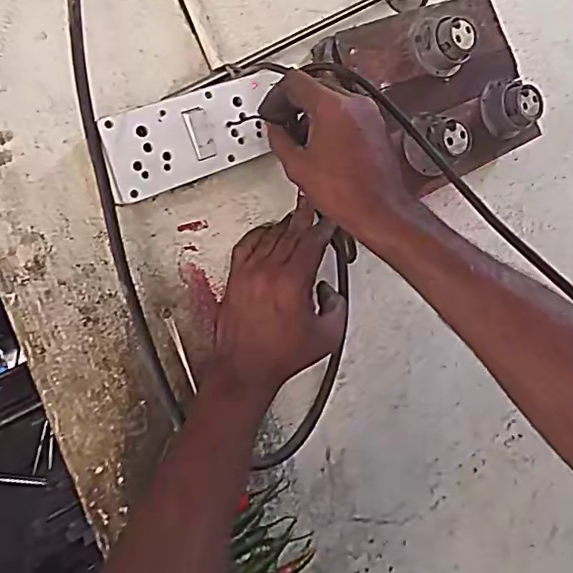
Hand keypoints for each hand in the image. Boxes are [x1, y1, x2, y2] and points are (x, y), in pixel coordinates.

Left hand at [212, 197, 349, 398]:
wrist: (245, 368)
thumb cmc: (279, 356)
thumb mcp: (327, 335)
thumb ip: (337, 306)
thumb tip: (330, 292)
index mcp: (293, 282)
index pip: (312, 242)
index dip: (324, 229)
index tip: (330, 223)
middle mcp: (269, 272)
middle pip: (291, 233)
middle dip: (306, 217)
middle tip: (313, 204)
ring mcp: (249, 273)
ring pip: (270, 236)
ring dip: (286, 224)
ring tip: (296, 216)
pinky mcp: (235, 278)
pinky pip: (247, 245)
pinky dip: (259, 234)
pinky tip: (267, 232)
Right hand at [266, 71, 422, 243]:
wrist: (379, 210)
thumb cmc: (348, 194)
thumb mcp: (298, 166)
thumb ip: (280, 139)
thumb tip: (275, 129)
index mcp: (332, 107)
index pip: (296, 81)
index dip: (277, 94)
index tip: (273, 109)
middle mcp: (355, 104)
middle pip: (315, 85)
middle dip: (296, 103)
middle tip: (283, 121)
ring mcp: (370, 113)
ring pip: (333, 98)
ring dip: (314, 111)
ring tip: (303, 137)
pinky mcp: (377, 125)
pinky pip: (348, 111)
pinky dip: (332, 120)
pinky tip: (323, 143)